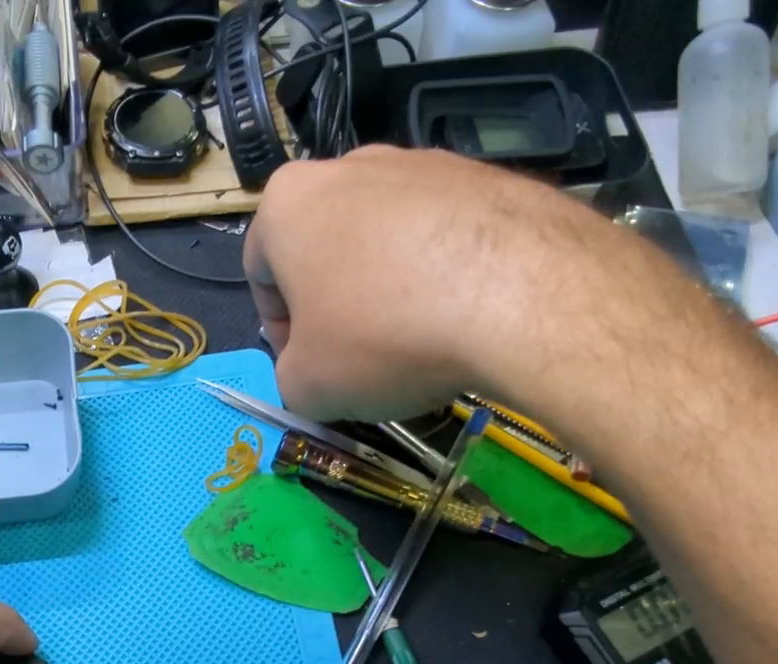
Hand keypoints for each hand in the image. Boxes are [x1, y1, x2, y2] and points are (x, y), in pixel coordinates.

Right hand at [243, 147, 713, 431]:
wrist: (516, 297)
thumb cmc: (381, 337)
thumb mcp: (307, 387)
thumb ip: (289, 378)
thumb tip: (310, 373)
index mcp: (287, 203)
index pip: (260, 271)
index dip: (278, 329)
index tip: (305, 365)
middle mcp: (348, 167)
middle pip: (324, 247)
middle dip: (333, 302)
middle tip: (357, 353)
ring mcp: (420, 164)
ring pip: (384, 238)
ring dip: (387, 286)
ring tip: (416, 337)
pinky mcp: (483, 176)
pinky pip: (443, 234)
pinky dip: (441, 273)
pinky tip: (459, 315)